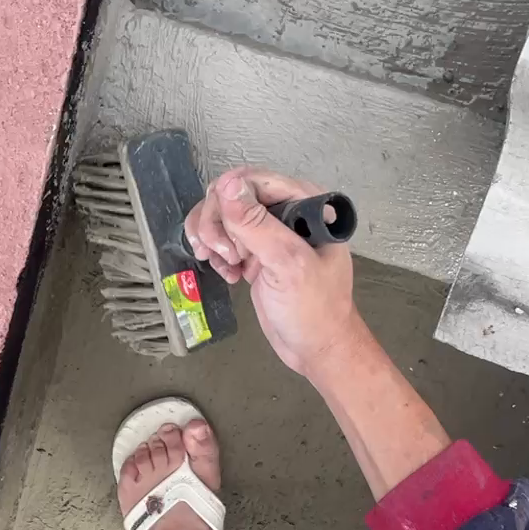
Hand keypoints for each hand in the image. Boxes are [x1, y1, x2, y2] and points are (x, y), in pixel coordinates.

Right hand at [183, 167, 360, 376]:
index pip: (254, 180)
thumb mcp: (287, 264)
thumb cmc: (313, 309)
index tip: (223, 235)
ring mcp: (270, 232)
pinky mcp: (255, 252)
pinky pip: (222, 238)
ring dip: (213, 238)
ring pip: (222, 215)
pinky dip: (216, 254)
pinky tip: (228, 275)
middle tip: (223, 254)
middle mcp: (287, 211)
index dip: (230, 200)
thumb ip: (256, 224)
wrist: (316, 349)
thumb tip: (227, 184)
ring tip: (223, 265)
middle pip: (232, 195)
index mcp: (305, 203)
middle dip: (218, 223)